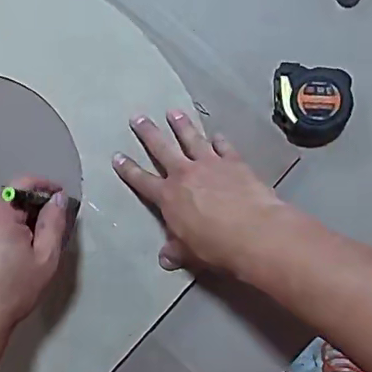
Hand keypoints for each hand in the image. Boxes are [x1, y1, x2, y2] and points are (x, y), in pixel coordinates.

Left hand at [0, 176, 72, 334]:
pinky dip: (3, 230)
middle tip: (48, 231)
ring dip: (17, 221)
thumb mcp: (45, 259)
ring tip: (29, 247)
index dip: (44, 185)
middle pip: (11, 199)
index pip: (22, 184)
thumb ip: (54, 223)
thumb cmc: (14, 290)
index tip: (59, 196)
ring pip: (1, 213)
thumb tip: (57, 198)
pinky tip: (10, 254)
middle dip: (32, 208)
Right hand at [113, 110, 294, 275]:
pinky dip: (219, 140)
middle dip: (148, 132)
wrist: (254, 232)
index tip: (117, 156)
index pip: (141, 180)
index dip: (127, 169)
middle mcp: (184, 174)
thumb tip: (165, 259)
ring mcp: (210, 164)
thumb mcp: (190, 253)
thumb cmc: (216, 246)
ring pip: (191, 138)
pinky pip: (224, 147)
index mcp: (168, 197)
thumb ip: (176, 250)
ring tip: (173, 112)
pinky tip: (217, 135)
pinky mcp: (234, 163)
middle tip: (137, 117)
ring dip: (181, 125)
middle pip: (161, 148)